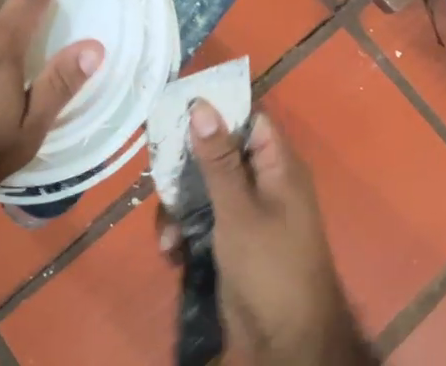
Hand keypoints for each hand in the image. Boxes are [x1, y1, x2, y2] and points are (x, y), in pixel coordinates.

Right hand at [163, 101, 368, 365]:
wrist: (286, 344)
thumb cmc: (270, 268)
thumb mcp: (239, 210)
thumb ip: (218, 159)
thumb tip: (201, 104)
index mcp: (277, 166)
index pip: (246, 116)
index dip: (212, 107)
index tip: (172, 106)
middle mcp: (262, 181)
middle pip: (215, 150)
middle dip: (184, 166)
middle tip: (159, 176)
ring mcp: (245, 211)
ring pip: (200, 185)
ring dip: (177, 207)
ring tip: (168, 234)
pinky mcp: (230, 238)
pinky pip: (198, 217)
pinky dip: (183, 231)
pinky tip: (172, 252)